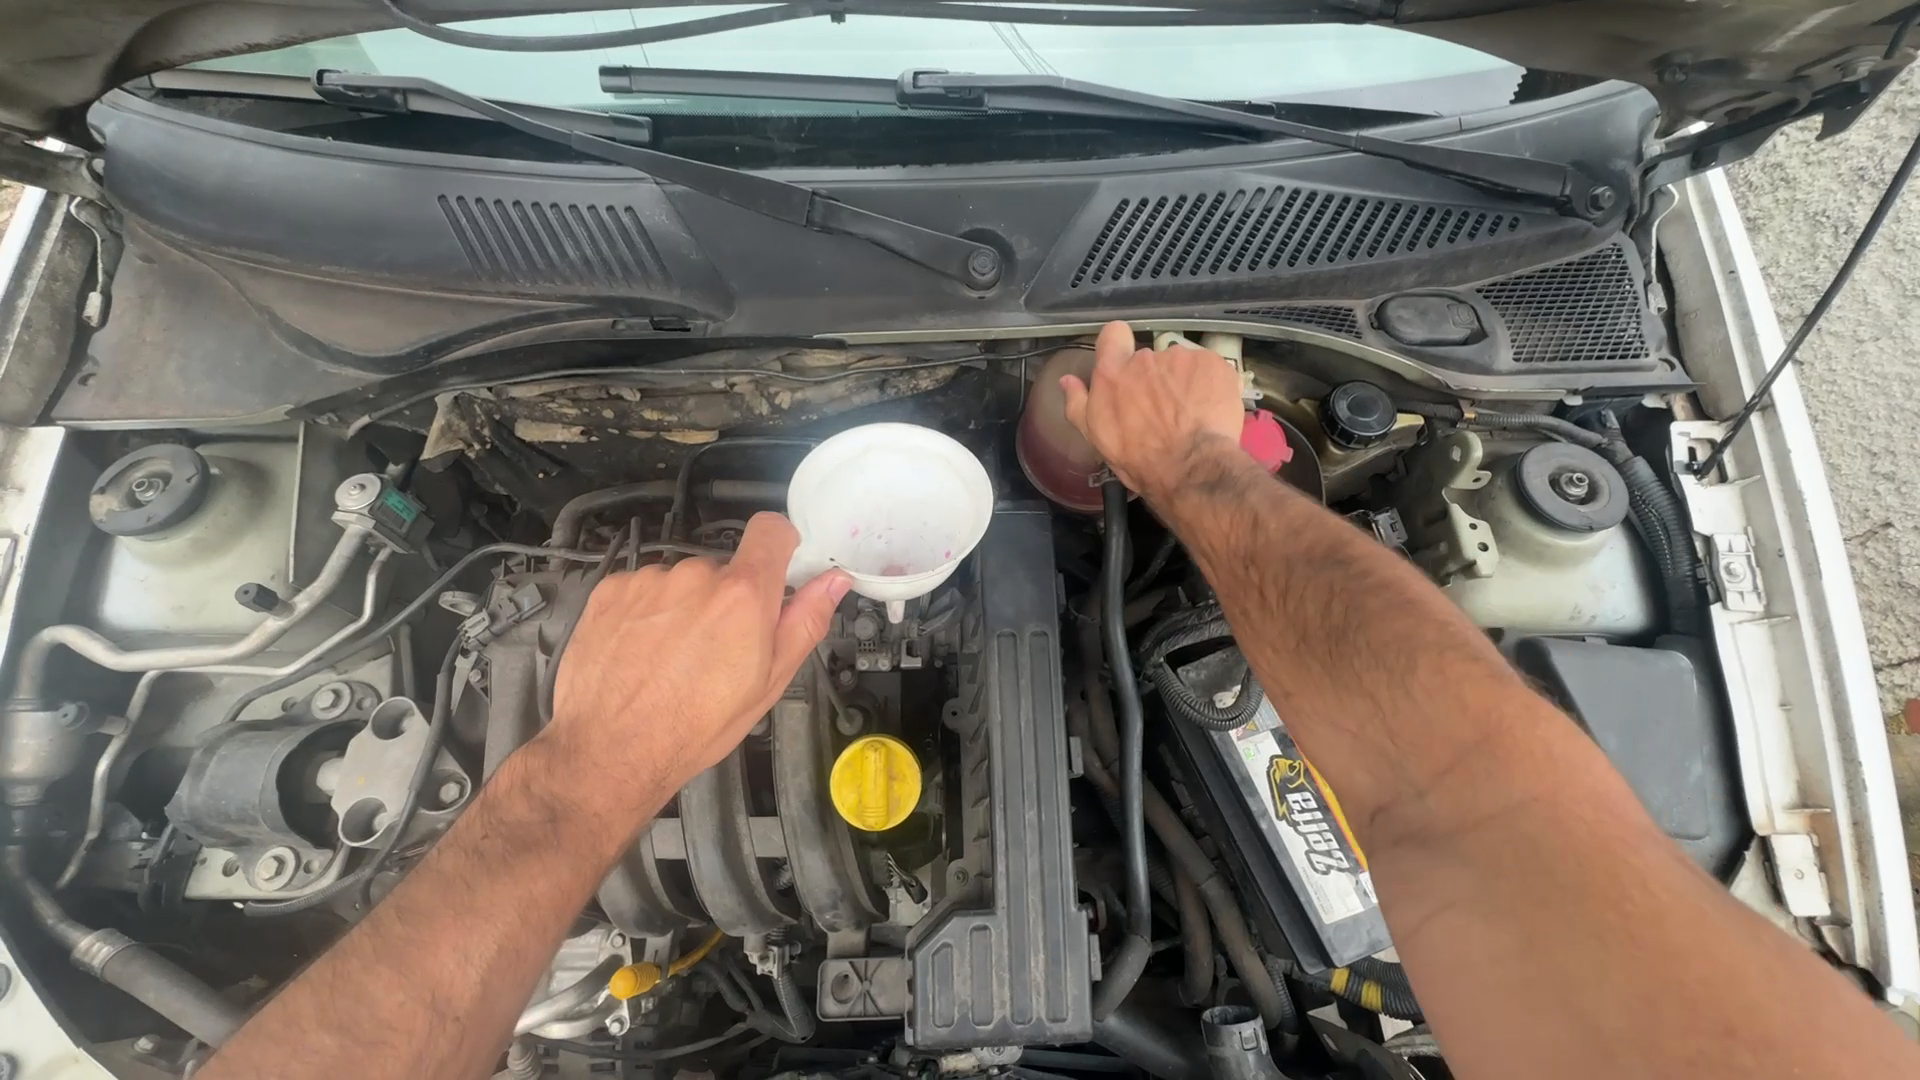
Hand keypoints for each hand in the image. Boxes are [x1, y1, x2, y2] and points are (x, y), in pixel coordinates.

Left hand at [550, 513, 851, 798]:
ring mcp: (651, 580)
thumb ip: (806, 620)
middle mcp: (697, 576)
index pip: (771, 530)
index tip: (778, 565)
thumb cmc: (694, 725)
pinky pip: (645, 587)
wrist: (612, 750)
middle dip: (729, 598)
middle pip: (726, 568)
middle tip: (720, 647)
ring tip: (676, 656)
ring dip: (687, 606)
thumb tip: (833, 582)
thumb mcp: (770, 681)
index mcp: (744, 595)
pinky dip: (649, 612)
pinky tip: (646, 651)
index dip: (780, 543)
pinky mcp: (612, 590)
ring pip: (685, 580)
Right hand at [1060, 321, 1247, 498]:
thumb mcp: (1096, 436)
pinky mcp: (1213, 364)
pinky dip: (1208, 385)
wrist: (1189, 467)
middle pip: (1149, 359)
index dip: (1119, 345)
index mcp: (1113, 373)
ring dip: (1182, 383)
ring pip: (1180, 365)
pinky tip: (1207, 409)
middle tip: (1160, 410)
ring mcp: (1181, 358)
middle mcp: (1145, 359)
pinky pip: (1208, 369)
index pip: (1113, 334)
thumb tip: (1066, 380)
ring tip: (1188, 413)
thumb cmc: (1138, 457)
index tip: (1125, 363)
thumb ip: (1078, 403)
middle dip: (1154, 379)